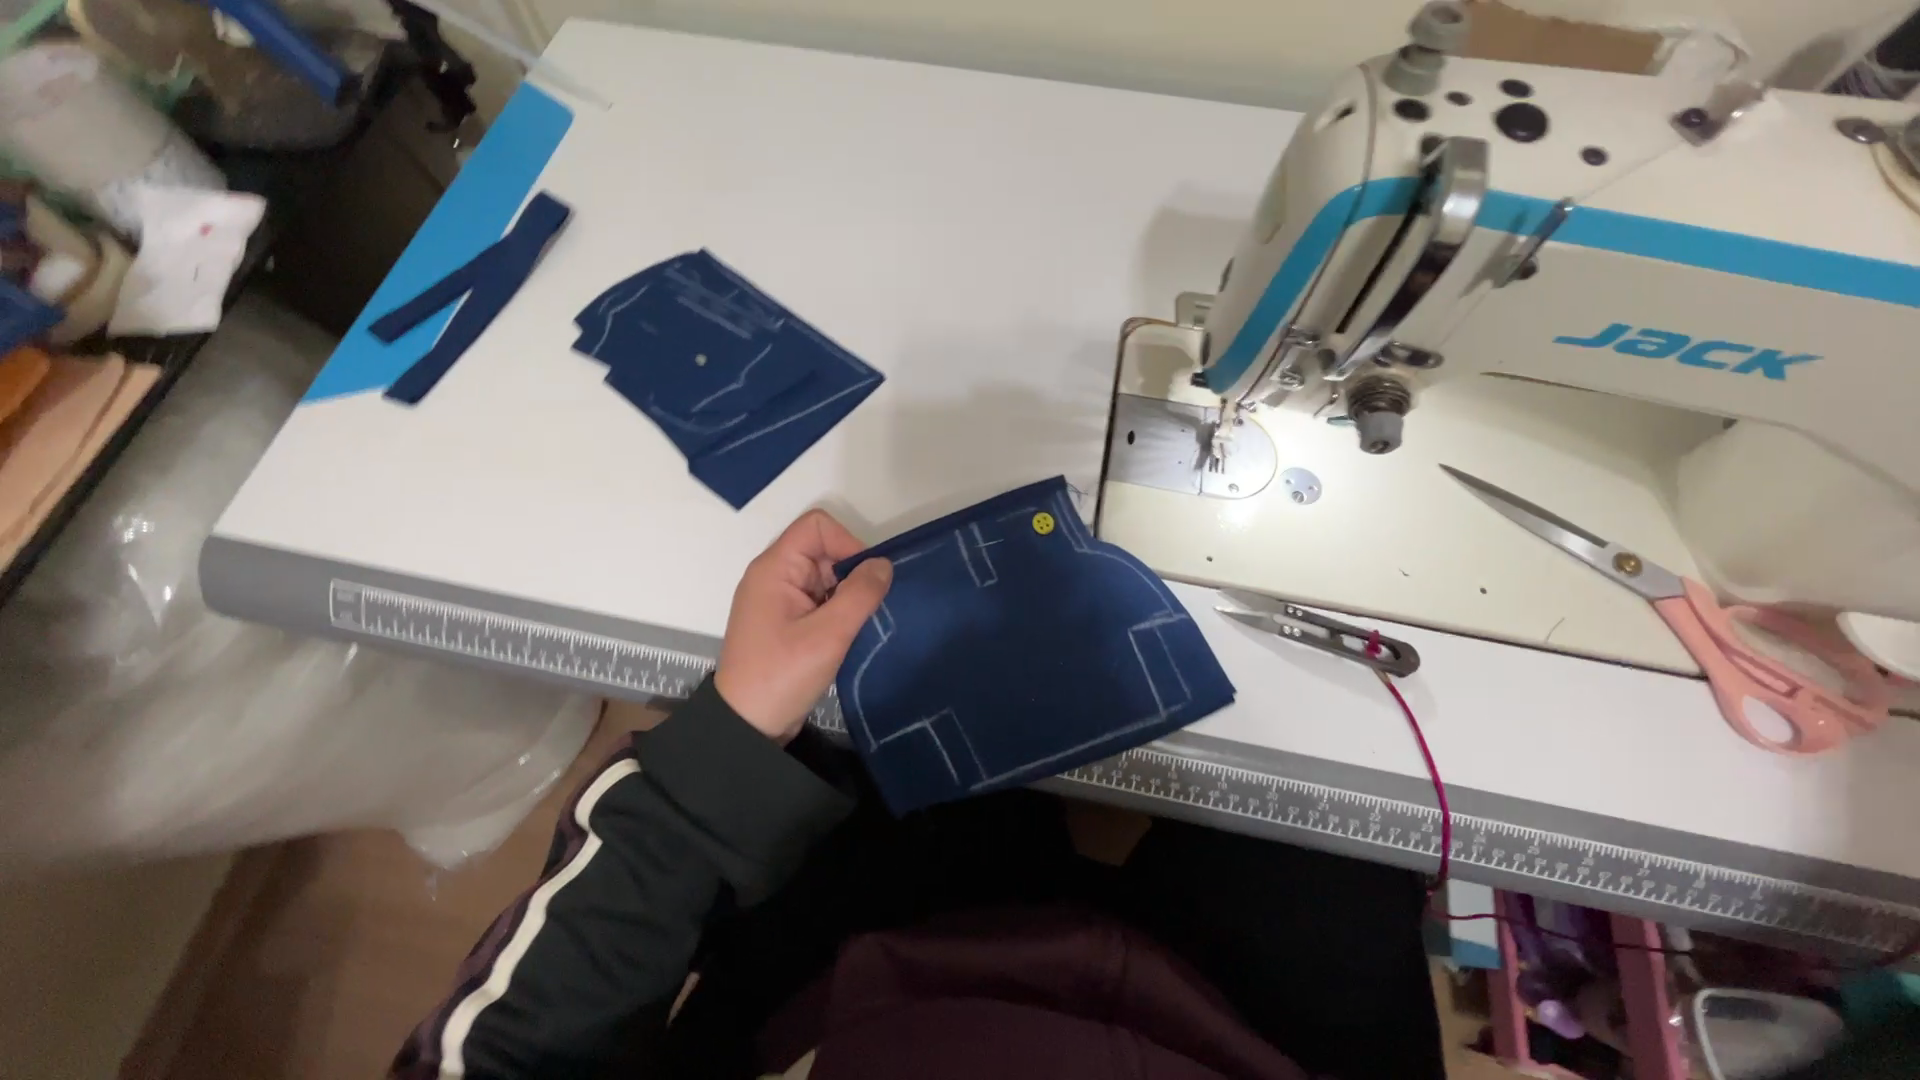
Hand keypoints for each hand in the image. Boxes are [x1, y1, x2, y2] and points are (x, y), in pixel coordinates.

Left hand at [714, 510, 892, 742]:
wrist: (747, 726)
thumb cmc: (781, 675)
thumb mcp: (828, 635)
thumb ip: (860, 595)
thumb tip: (884, 564)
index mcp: (775, 568)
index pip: (818, 526)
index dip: (848, 543)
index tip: (866, 580)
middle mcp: (774, 576)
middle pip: (824, 549)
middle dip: (851, 573)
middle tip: (865, 610)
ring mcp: (779, 599)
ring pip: (825, 576)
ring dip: (847, 595)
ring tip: (858, 626)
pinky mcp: (787, 621)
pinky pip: (820, 599)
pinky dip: (838, 611)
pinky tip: (848, 635)